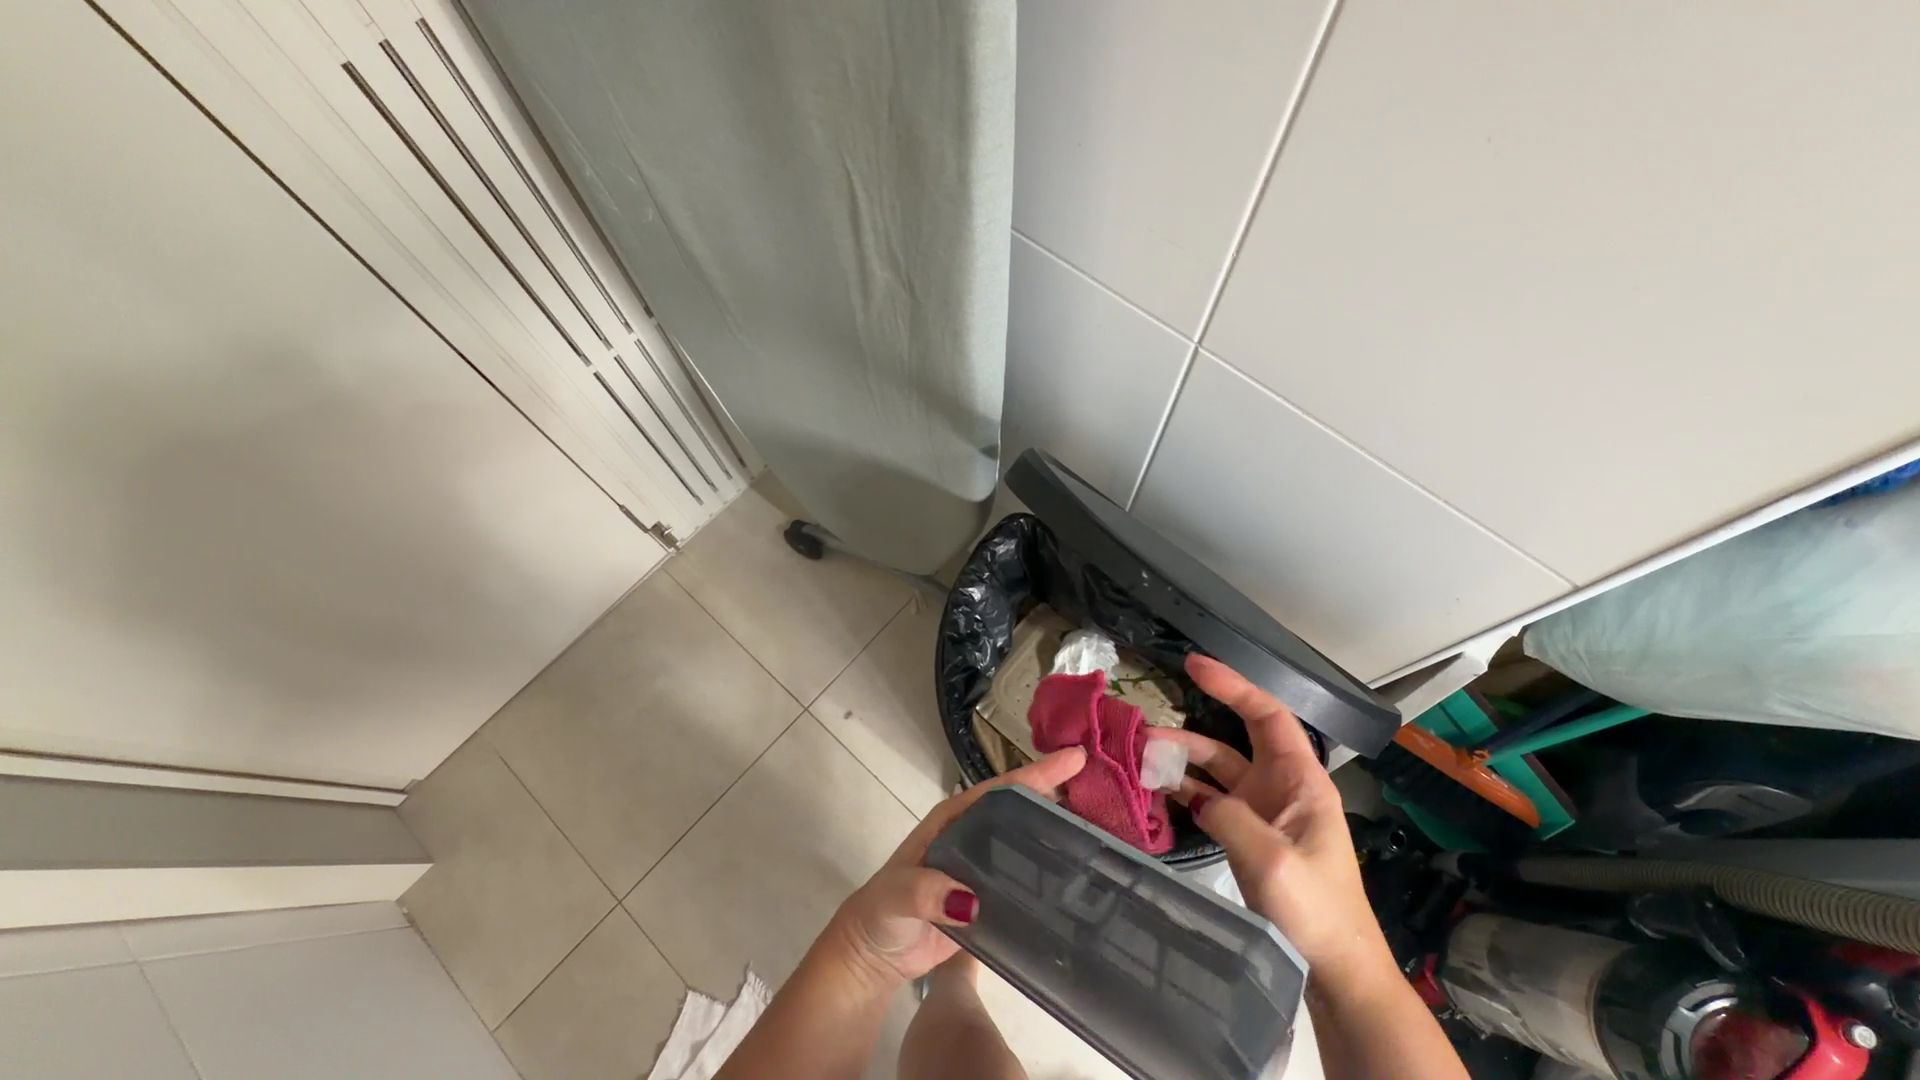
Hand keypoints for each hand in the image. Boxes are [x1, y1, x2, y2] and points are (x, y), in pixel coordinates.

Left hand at [823, 746, 1087, 985]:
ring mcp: (985, 869)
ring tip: (1105, 831)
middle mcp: (974, 837)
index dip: (1035, 774)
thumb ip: (926, 892)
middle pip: (1021, 811)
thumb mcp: (898, 894)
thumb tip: (971, 901)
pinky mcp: (993, 902)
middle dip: (1058, 796)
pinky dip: (1052, 877)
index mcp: (953, 821)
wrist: (875, 954)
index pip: (999, 791)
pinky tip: (1080, 881)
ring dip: (1060, 836)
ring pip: (1029, 844)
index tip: (1073, 759)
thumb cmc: (882, 911)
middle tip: (1103, 790)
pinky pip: (1027, 883)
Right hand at [1150, 654, 1392, 989]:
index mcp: (1302, 782)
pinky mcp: (1249, 838)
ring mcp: (1264, 814)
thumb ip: (1229, 817)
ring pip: (1217, 772)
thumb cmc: (1316, 911)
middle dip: (1194, 726)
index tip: (1195, 666)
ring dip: (1182, 763)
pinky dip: (1185, 794)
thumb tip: (1196, 797)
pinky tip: (1156, 793)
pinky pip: (1212, 803)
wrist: (1336, 970)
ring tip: (1142, 760)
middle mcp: (1283, 789)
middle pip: (1235, 740)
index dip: (1234, 686)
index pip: (1267, 716)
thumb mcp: (1272, 861)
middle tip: (1148, 722)